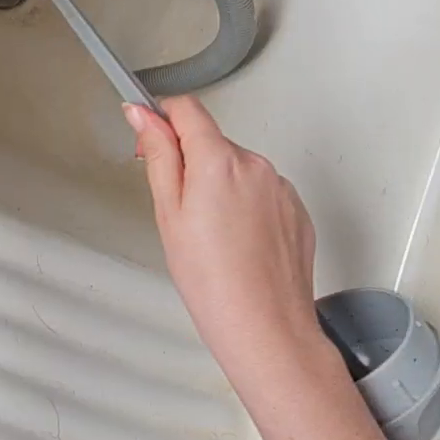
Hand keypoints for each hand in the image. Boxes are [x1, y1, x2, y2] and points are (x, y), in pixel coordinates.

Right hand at [126, 96, 324, 373]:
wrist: (267, 331)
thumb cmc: (214, 281)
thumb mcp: (167, 212)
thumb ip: (157, 154)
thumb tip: (143, 116)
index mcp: (218, 161)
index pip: (186, 108)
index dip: (161, 117)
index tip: (148, 134)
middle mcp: (255, 165)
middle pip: (210, 139)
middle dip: (189, 159)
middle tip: (177, 205)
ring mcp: (280, 188)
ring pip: (235, 166)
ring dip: (218, 182)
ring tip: (209, 231)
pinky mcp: (297, 210)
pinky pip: (260, 190)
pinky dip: (243, 203)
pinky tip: (235, 240)